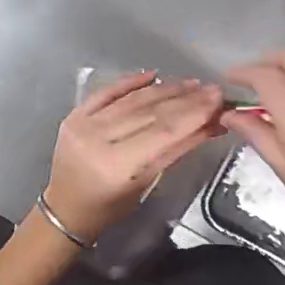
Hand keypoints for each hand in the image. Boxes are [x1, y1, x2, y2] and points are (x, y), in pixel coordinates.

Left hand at [44, 72, 223, 242]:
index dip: (193, 113)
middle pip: (149, 113)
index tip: (218, 99)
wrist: (65, 209)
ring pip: (131, 100)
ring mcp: (82, 125)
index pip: (162, 132)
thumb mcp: (146, 185)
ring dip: (164, 89)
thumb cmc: (109, 207)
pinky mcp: (74, 116)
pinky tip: (153, 75)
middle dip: (184, 99)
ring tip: (191, 84)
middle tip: (212, 90)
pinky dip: (130, 82)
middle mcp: (97, 140)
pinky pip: (106, 93)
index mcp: (116, 165)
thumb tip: (211, 124)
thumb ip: (176, 151)